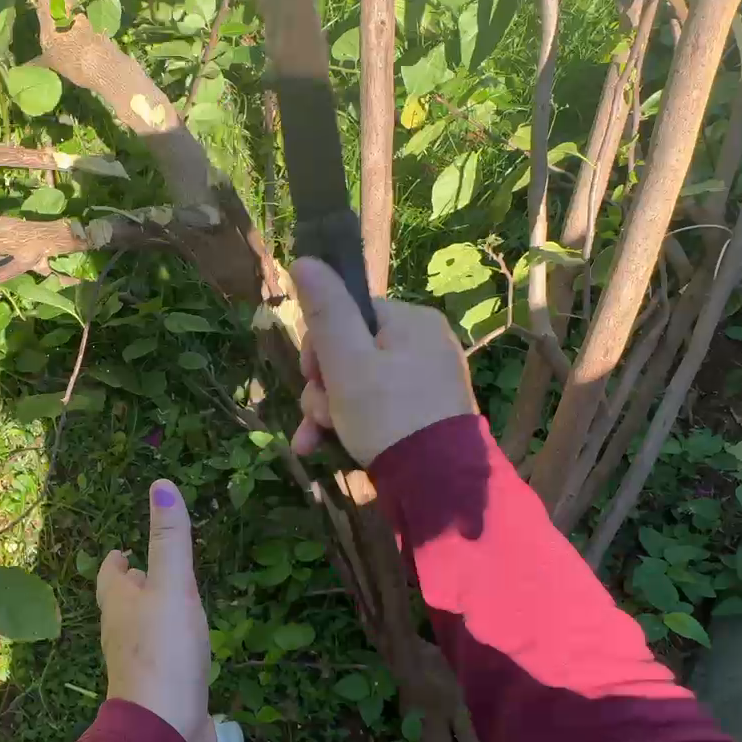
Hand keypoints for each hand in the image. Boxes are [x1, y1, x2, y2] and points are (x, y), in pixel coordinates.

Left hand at [96, 479, 218, 741]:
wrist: (166, 731)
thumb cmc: (165, 651)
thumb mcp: (171, 586)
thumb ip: (170, 540)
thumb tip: (161, 486)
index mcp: (119, 604)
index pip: (110, 575)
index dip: (117, 561)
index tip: (124, 550)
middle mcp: (121, 633)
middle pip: (122, 603)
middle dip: (133, 586)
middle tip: (150, 572)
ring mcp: (138, 665)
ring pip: (140, 632)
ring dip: (151, 616)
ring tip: (170, 604)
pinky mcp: (158, 692)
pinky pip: (162, 661)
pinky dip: (170, 647)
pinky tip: (188, 650)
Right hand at [288, 257, 478, 465]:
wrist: (437, 482)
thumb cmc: (387, 414)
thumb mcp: (346, 361)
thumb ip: (325, 310)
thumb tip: (304, 259)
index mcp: (410, 321)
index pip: (347, 315)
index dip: (319, 347)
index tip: (310, 377)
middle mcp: (424, 344)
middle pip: (350, 352)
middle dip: (322, 387)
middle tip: (318, 416)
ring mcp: (426, 381)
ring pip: (357, 383)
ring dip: (328, 410)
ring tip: (317, 439)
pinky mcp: (424, 414)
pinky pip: (376, 407)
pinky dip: (349, 424)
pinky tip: (323, 447)